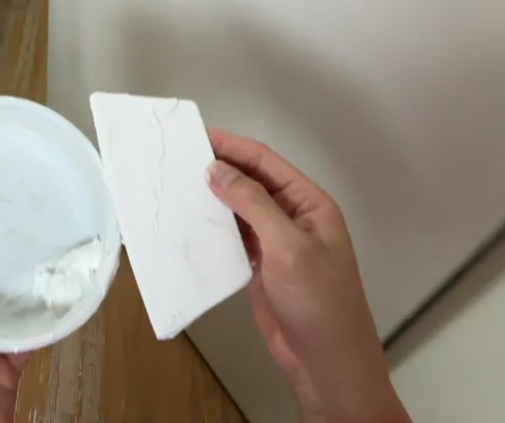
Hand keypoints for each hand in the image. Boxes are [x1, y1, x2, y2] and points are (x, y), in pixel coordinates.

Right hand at [206, 129, 410, 422]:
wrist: (328, 368)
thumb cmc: (319, 303)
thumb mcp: (289, 247)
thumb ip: (252, 203)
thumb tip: (215, 168)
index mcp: (309, 203)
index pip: (264, 162)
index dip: (231, 146)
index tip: (195, 136)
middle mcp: (292, 216)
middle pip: (249, 180)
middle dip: (218, 167)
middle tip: (177, 158)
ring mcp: (274, 240)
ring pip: (237, 206)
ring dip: (211, 195)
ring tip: (175, 183)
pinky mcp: (259, 263)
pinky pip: (231, 233)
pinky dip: (211, 224)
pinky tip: (188, 219)